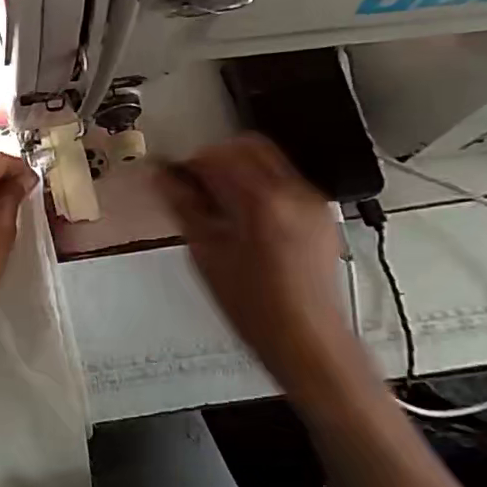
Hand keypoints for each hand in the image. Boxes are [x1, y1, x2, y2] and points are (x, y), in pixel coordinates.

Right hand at [154, 134, 365, 385]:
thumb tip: (164, 181)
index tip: (174, 175)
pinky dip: (261, 187)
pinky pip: (286, 183)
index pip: (221, 156)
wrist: (306, 340)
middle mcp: (295, 194)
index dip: (190, 162)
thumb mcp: (209, 259)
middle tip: (193, 181)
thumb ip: (186, 211)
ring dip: (239, 170)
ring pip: (271, 161)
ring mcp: (313, 204)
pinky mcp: (321, 217)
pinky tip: (243, 217)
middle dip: (217, 157)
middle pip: (251, 147)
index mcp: (265, 203)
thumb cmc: (261, 313)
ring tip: (216, 202)